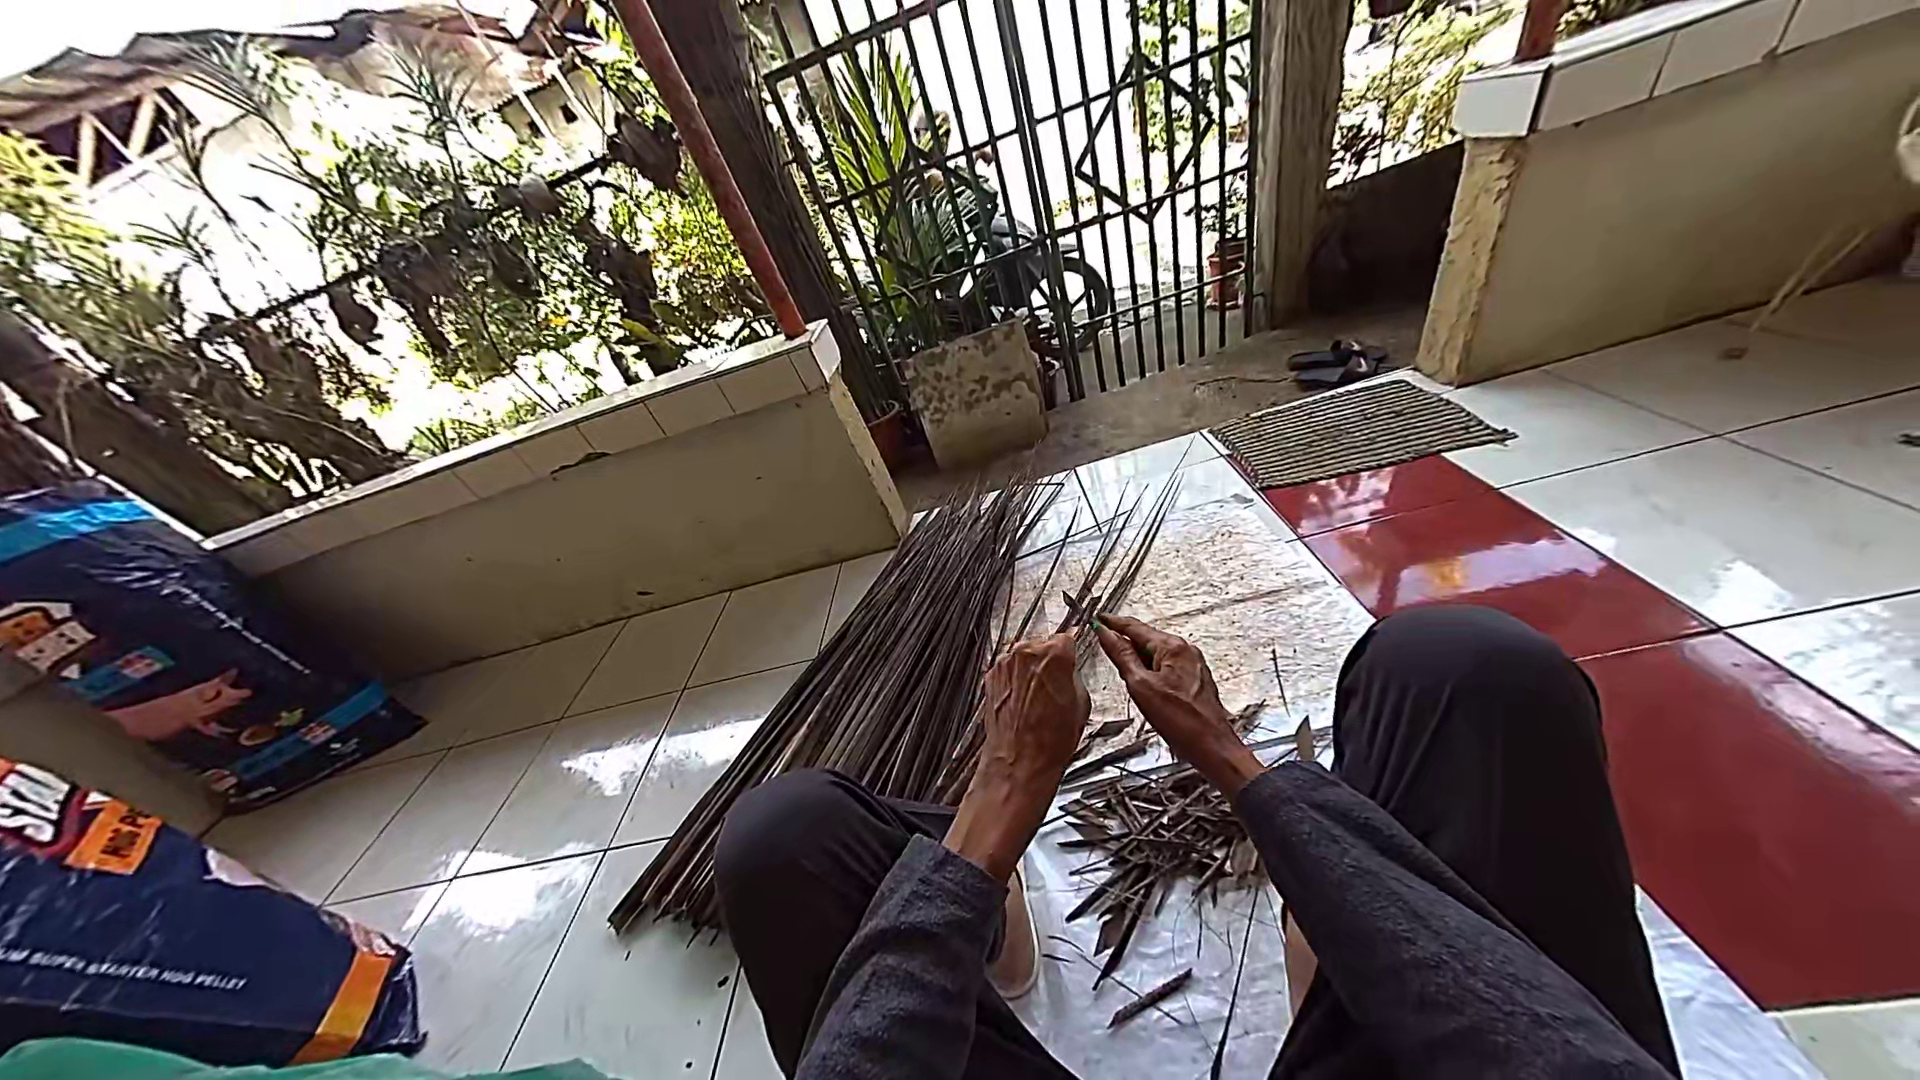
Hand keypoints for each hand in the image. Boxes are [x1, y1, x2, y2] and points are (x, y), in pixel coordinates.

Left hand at [944, 634, 1090, 880]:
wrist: (1019, 761)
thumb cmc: (1050, 739)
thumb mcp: (1081, 703)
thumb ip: (1073, 675)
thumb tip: (1068, 668)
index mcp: (1055, 653)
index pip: (1067, 638)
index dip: (1070, 652)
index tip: (1071, 659)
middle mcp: (1026, 652)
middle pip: (1042, 645)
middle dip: (1049, 661)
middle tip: (1056, 686)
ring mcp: (1006, 663)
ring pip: (1023, 656)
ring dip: (1030, 670)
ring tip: (1039, 698)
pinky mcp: (991, 676)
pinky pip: (1009, 670)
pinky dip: (1016, 680)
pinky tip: (1024, 703)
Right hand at [1094, 614, 1264, 797]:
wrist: (1212, 748)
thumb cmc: (1182, 721)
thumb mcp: (1140, 686)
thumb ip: (1121, 656)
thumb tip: (1106, 634)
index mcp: (1173, 647)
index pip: (1135, 627)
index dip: (1113, 622)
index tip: (1098, 619)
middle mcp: (1186, 650)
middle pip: (1146, 638)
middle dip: (1124, 640)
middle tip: (1103, 641)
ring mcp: (1192, 664)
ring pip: (1156, 652)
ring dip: (1137, 655)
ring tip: (1120, 665)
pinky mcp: (1194, 678)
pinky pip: (1166, 664)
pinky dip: (1150, 667)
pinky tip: (1142, 680)